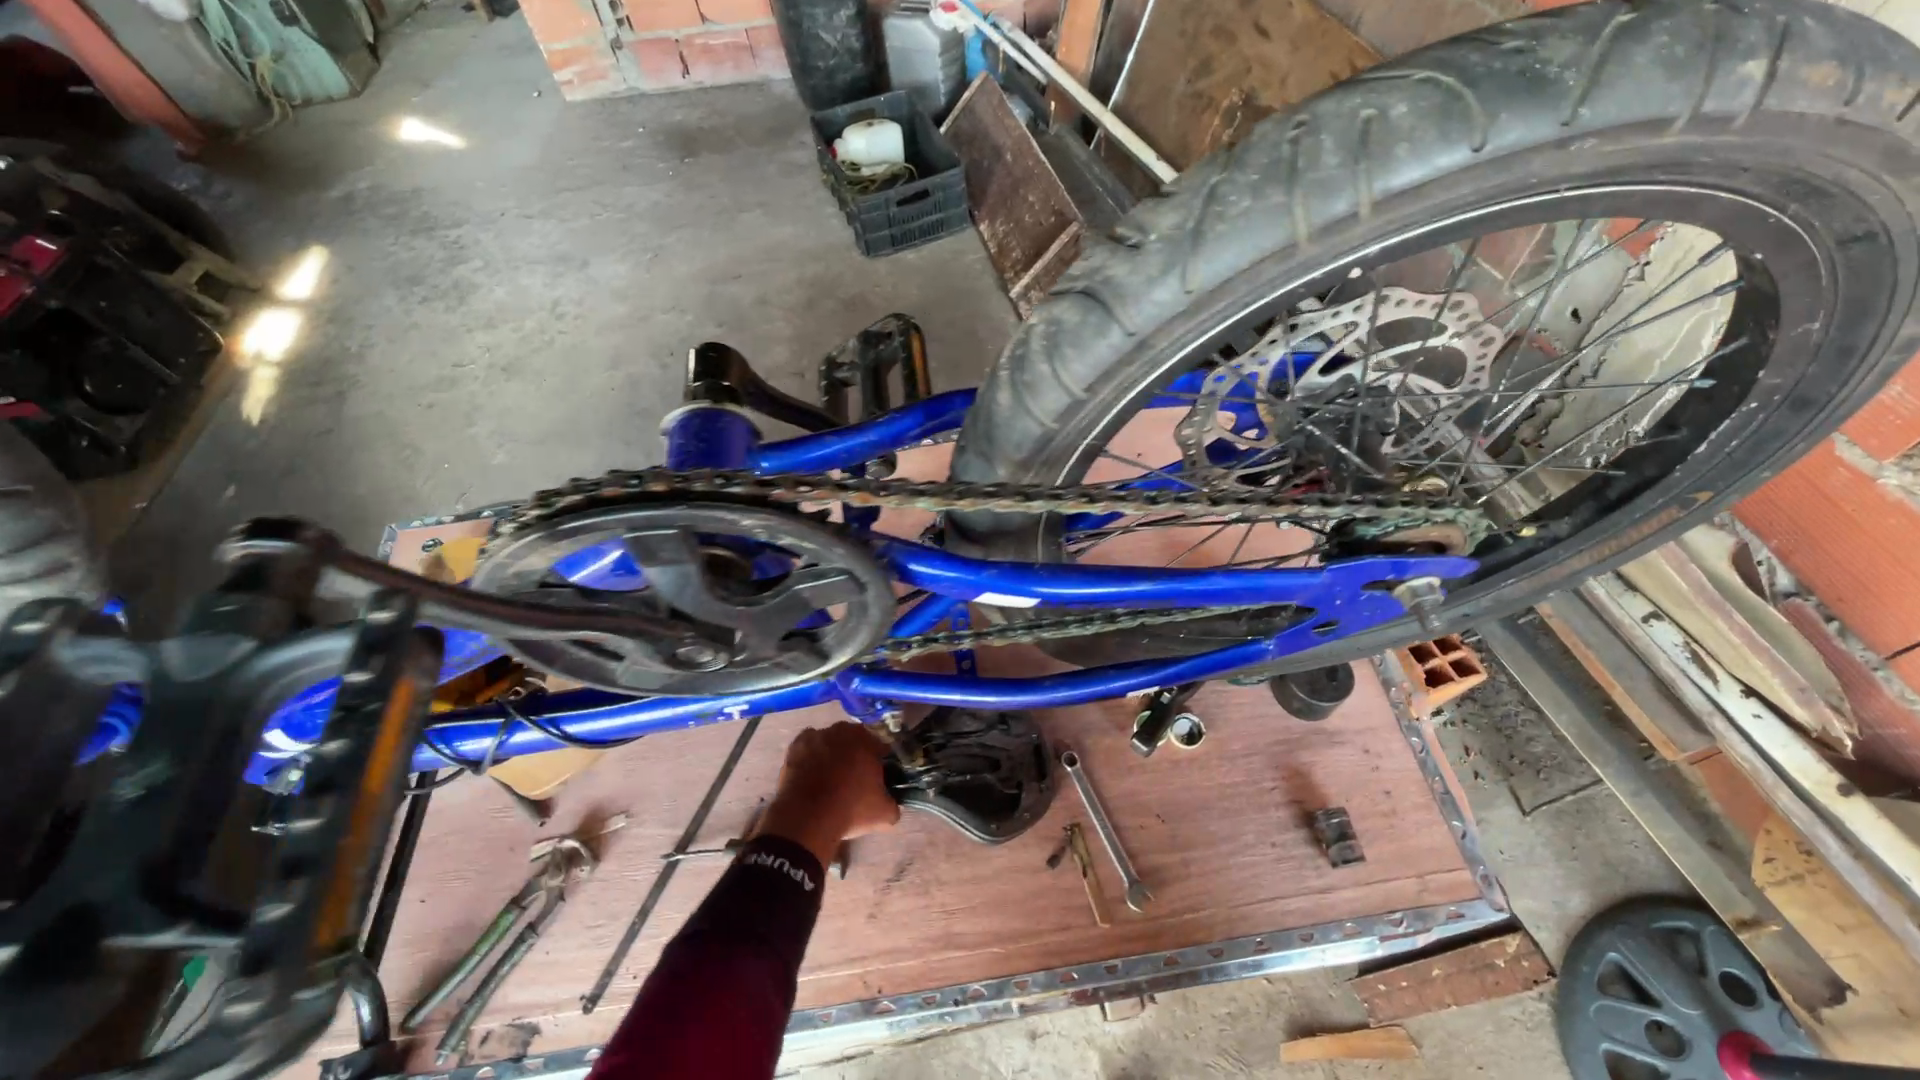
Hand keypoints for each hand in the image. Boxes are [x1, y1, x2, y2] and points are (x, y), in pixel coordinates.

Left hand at [752, 721, 899, 869]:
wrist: (808, 817)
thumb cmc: (851, 809)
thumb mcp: (885, 814)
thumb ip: (892, 803)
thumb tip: (889, 803)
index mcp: (867, 740)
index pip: (880, 746)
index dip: (880, 762)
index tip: (878, 778)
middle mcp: (842, 731)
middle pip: (854, 741)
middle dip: (855, 755)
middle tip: (855, 779)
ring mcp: (816, 736)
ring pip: (830, 743)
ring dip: (832, 755)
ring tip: (830, 780)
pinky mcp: (794, 748)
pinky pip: (808, 749)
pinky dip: (811, 758)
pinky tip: (812, 776)